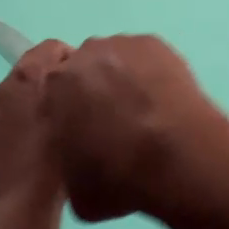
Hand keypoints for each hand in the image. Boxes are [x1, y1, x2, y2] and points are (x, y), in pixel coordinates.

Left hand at [0, 39, 73, 228]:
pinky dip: (14, 128)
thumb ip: (71, 81)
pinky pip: (1, 123)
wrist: (22, 203)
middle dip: (48, 80)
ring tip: (47, 129)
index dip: (69, 59)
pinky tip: (27, 149)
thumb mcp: (75, 109)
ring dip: (29, 103)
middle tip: (66, 104)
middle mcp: (4, 86)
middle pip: (31, 69)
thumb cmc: (55, 153)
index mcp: (29, 73)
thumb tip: (73, 71)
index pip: (52, 46)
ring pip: (15, 96)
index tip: (80, 80)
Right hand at [40, 34, 228, 221]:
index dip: (71, 107)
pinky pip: (144, 55)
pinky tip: (161, 99)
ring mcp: (121, 44)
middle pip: (85, 67)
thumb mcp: (74, 187)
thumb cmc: (118, 175)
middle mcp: (84, 54)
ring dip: (123, 77)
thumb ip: (68, 156)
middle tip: (114, 119)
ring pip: (115, 58)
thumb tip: (79, 152)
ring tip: (142, 110)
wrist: (173, 153)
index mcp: (55, 86)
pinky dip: (149, 72)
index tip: (85, 126)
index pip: (55, 89)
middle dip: (95, 87)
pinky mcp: (152, 41)